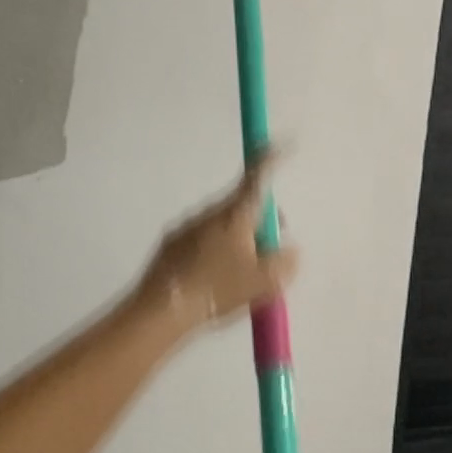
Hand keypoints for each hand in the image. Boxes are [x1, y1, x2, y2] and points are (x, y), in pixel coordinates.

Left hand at [134, 153, 299, 334]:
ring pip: (223, 224)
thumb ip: (285, 263)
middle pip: (244, 205)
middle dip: (260, 223)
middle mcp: (211, 212)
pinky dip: (214, 251)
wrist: (161, 310)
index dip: (274, 157)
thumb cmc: (217, 291)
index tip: (285, 142)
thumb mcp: (264, 283)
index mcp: (236, 215)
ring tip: (237, 278)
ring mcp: (188, 225)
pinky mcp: (172, 242)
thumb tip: (290, 249)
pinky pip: (202, 239)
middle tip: (268, 254)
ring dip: (236, 241)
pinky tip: (212, 280)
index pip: (258, 176)